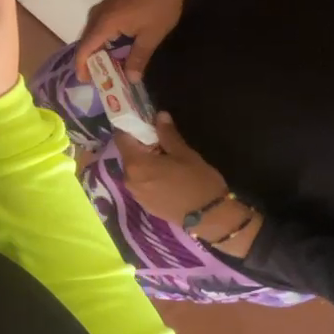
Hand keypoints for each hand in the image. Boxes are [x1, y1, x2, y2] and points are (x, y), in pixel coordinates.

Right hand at [74, 0, 208, 81]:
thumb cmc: (160, 7)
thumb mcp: (152, 36)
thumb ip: (138, 58)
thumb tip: (131, 79)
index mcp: (104, 24)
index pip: (85, 49)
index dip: (82, 66)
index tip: (86, 81)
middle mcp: (97, 15)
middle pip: (86, 41)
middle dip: (89, 60)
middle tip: (99, 77)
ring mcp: (102, 7)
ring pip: (92, 33)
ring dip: (96, 49)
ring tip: (106, 64)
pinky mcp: (109, 4)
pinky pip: (98, 25)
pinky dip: (102, 39)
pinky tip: (113, 46)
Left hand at [113, 114, 258, 256]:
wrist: (212, 218)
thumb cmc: (199, 182)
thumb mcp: (184, 154)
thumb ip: (167, 134)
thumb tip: (160, 115)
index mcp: (135, 164)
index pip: (121, 138)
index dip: (130, 129)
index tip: (142, 124)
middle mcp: (128, 179)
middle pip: (128, 154)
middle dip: (140, 146)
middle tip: (160, 143)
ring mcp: (135, 194)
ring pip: (134, 170)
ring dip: (144, 162)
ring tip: (165, 161)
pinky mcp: (144, 204)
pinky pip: (140, 184)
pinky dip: (147, 176)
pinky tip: (165, 177)